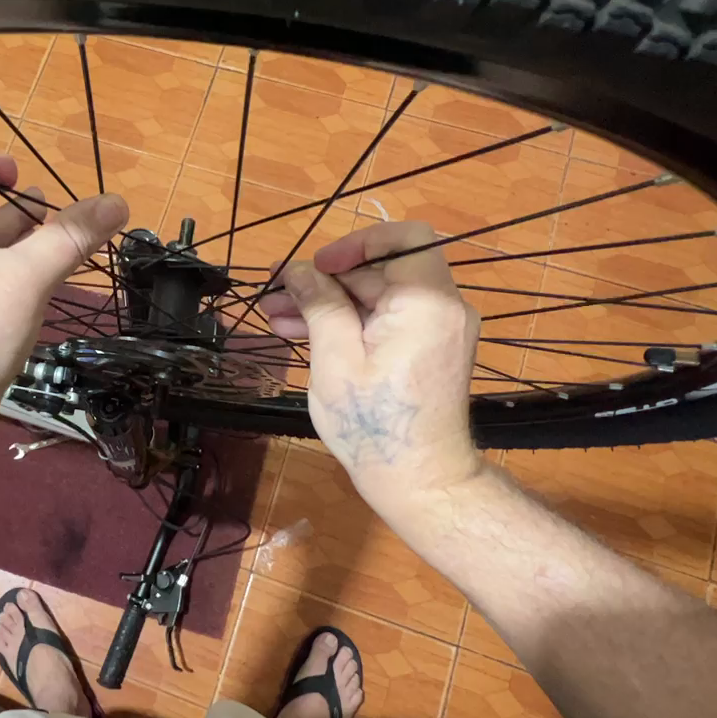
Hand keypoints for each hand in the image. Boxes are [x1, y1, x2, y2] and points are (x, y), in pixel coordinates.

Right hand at [259, 221, 485, 510]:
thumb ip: (320, 305)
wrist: (418, 479)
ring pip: (377, 297)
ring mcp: (435, 331)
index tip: (318, 266)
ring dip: (329, 302)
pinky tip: (303, 333)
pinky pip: (386, 321)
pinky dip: (349, 322)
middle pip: (382, 271)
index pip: (404, 238)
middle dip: (326, 279)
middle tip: (275, 292)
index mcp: (426, 302)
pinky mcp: (425, 350)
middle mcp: (441, 308)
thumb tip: (299, 270)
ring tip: (276, 315)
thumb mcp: (335, 359)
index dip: (356, 244)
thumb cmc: (374, 421)